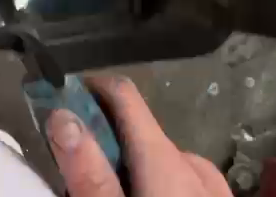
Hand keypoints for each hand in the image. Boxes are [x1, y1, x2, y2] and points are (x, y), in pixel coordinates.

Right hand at [46, 76, 230, 196]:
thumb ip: (89, 173)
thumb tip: (61, 114)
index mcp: (167, 157)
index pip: (122, 91)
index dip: (86, 89)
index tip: (56, 107)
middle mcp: (195, 164)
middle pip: (138, 132)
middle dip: (106, 147)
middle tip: (80, 181)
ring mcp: (218, 190)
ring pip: (162, 161)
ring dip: (133, 172)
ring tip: (112, 195)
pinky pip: (186, 186)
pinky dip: (160, 188)